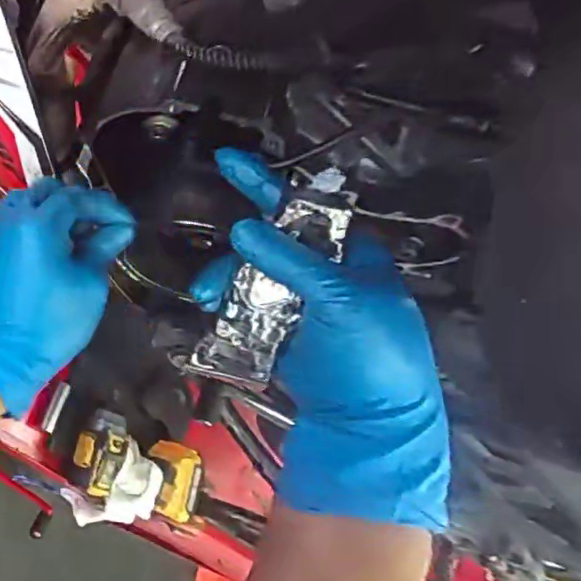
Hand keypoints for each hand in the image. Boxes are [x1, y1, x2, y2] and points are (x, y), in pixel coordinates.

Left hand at [0, 179, 135, 415]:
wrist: (11, 354)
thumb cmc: (56, 320)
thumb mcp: (90, 281)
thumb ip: (102, 246)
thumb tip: (118, 228)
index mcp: (37, 224)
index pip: (76, 198)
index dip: (106, 207)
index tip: (127, 224)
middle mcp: (13, 222)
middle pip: (48, 192)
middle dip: (78, 203)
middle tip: (100, 226)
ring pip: (28, 203)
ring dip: (54, 211)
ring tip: (78, 236)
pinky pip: (17, 223)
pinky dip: (38, 224)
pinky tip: (59, 247)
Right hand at [192, 149, 449, 530]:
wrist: (364, 421)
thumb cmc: (371, 353)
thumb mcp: (341, 299)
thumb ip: (291, 261)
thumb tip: (242, 226)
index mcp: (346, 255)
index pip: (302, 210)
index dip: (264, 185)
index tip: (226, 160)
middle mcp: (315, 273)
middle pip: (260, 245)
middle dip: (231, 255)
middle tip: (210, 281)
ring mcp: (290, 303)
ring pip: (242, 277)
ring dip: (221, 285)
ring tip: (208, 303)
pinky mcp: (269, 332)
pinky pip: (236, 309)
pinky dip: (221, 310)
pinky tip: (211, 317)